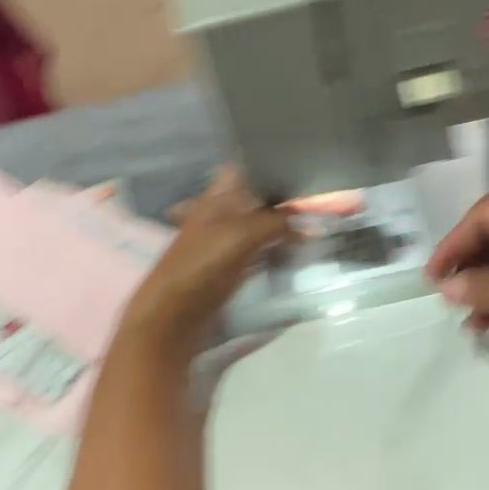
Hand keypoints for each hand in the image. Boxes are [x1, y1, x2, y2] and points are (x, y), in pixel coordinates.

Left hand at [124, 169, 294, 347]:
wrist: (173, 317)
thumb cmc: (200, 267)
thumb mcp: (240, 235)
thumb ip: (274, 222)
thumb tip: (309, 224)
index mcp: (215, 199)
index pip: (246, 173)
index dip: (271, 173)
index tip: (303, 180)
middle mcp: (219, 216)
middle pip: (256, 203)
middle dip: (282, 205)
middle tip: (316, 210)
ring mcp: (223, 245)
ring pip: (258, 229)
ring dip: (281, 232)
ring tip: (311, 233)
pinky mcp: (228, 271)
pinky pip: (257, 255)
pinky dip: (274, 254)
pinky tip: (292, 257)